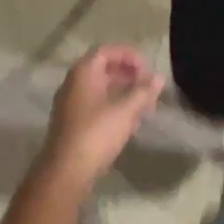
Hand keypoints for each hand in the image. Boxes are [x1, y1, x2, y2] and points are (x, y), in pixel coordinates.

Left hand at [41, 46, 165, 187]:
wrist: (65, 172)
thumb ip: (143, 92)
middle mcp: (73, 84)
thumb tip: (158, 78)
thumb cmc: (96, 134)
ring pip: (100, 88)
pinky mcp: (72, 124)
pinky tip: (130, 121)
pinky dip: (113, 106)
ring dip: (123, 91)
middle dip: (128, 74)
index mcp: (83, 74)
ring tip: (144, 103)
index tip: (147, 69)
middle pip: (102, 68)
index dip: (129, 55)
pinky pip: (95, 105)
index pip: (106, 51)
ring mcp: (70, 105)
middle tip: (148, 85)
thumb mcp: (125, 111)